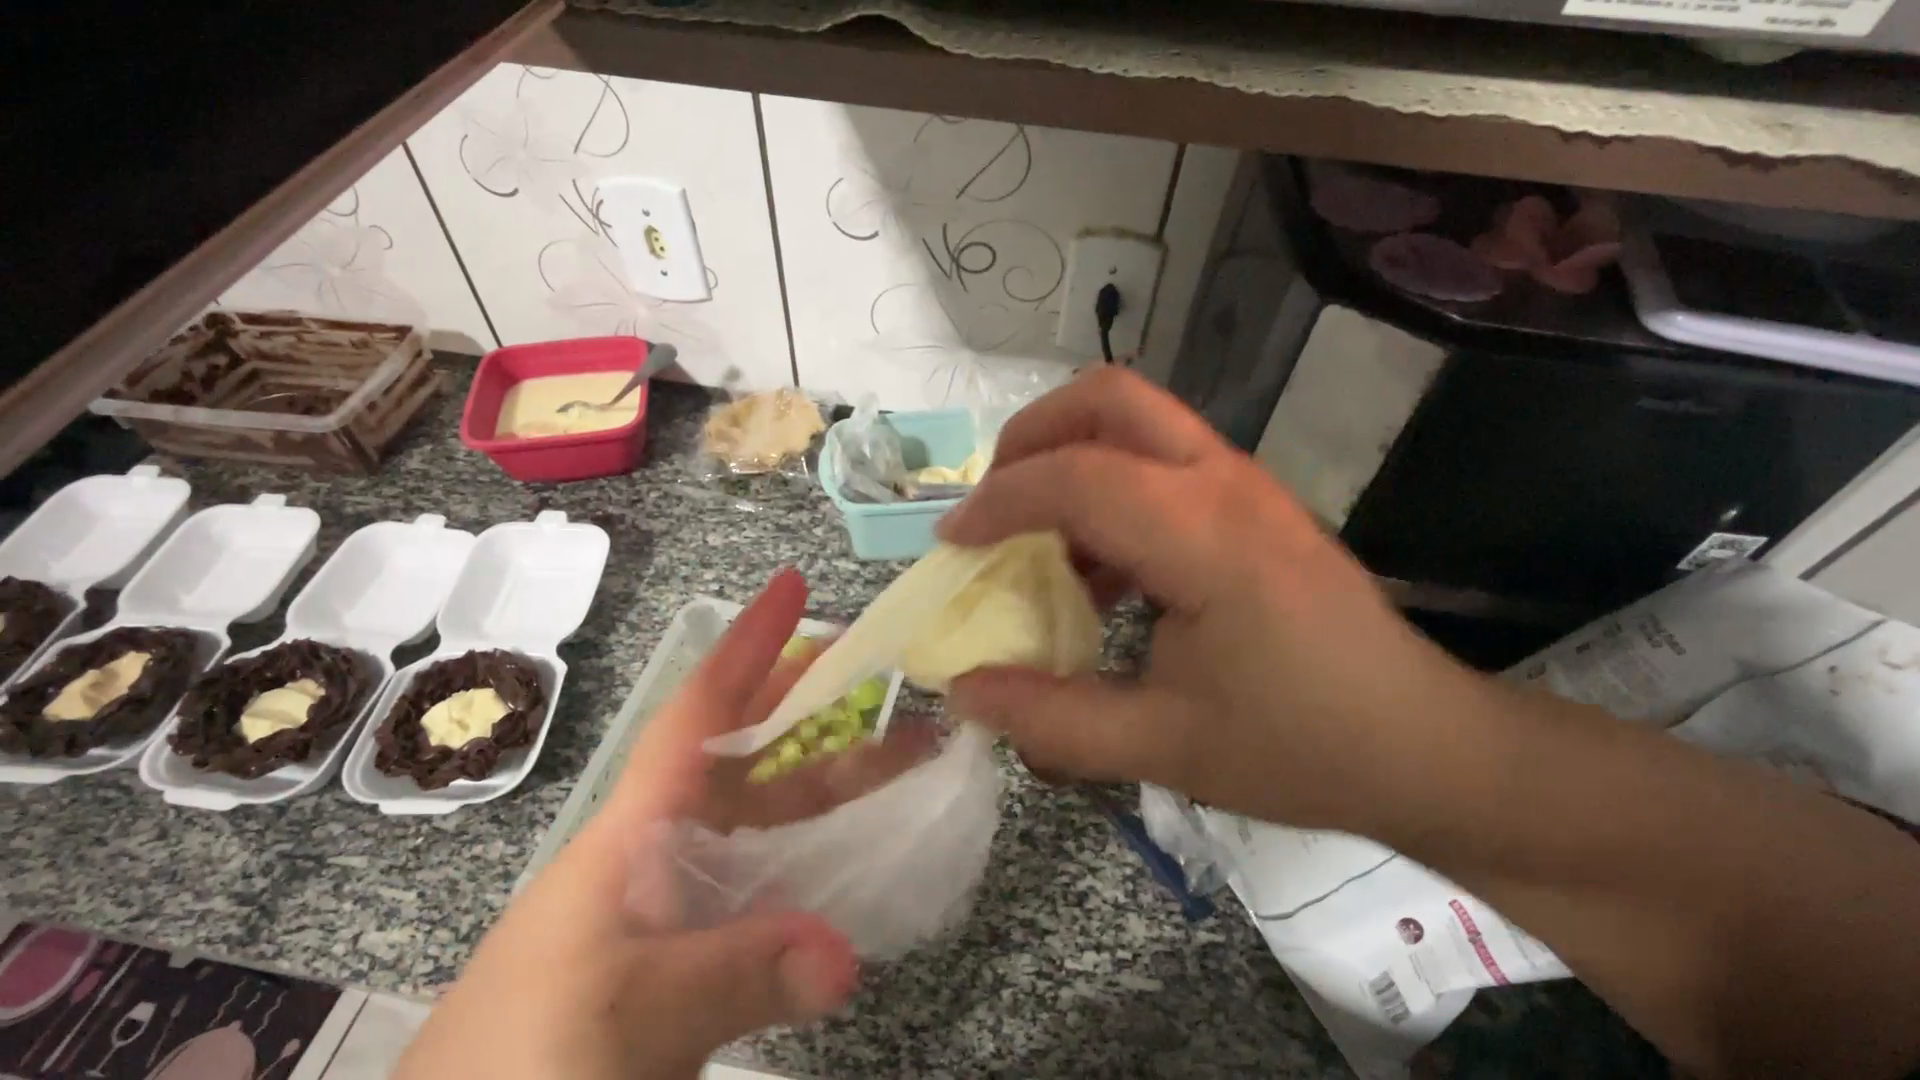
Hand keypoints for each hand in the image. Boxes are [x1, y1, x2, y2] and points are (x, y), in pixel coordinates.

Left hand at [396, 570, 929, 1079]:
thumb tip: (846, 956)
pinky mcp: (690, 970)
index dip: (745, 648)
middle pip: (748, 764)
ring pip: (766, 832)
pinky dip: (817, 879)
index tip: (792, 589)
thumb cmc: (521, 1060)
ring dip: (830, 800)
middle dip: (813, 717)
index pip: (697, 717)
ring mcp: (678, 914)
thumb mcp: (623, 1012)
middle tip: (882, 683)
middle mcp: (662, 856)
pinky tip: (860, 885)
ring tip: (904, 776)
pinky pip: (769, 898)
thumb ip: (735, 976)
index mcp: (635, 833)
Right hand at [939, 367, 1493, 834]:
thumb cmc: (1301, 748)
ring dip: (1069, 458)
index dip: (997, 503)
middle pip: (1108, 397)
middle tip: (994, 506)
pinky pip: (1161, 460)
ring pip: (1137, 418)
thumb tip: (963, 690)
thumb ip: (1053, 718)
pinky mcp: (1254, 504)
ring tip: (1037, 541)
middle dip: (1030, 437)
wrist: (1425, 746)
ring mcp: (1246, 486)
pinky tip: (1100, 571)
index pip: (1075, 477)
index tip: (952, 546)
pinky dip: (1107, 487)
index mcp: (1205, 537)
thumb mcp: (1164, 746)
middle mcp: (1224, 485)